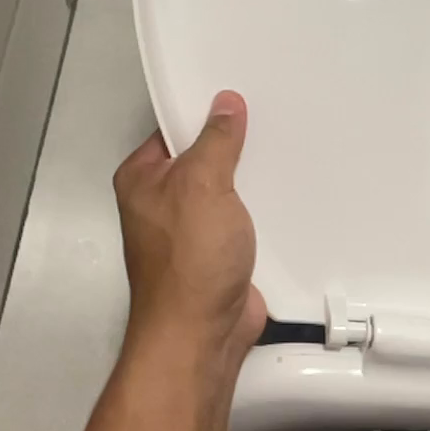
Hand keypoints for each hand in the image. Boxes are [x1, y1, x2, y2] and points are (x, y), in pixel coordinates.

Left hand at [113, 90, 266, 362]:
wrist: (203, 333)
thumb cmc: (187, 264)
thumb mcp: (202, 184)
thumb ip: (216, 141)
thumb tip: (225, 106)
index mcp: (144, 178)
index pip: (175, 129)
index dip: (205, 112)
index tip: (238, 97)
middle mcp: (165, 201)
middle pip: (206, 157)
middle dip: (236, 147)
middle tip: (268, 124)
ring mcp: (194, 227)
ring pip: (229, 188)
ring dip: (253, 180)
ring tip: (283, 155)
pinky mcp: (221, 249)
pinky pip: (245, 216)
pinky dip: (263, 208)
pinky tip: (286, 197)